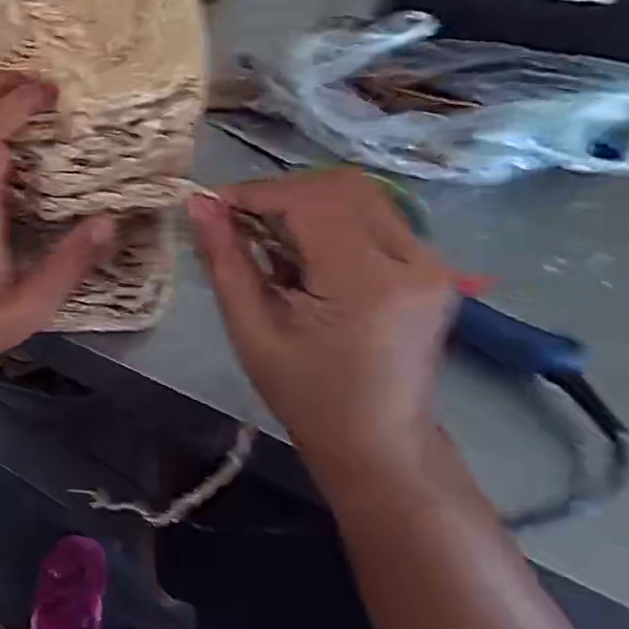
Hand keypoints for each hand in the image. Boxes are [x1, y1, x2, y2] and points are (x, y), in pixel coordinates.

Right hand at [187, 170, 455, 468]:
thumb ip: (225, 260)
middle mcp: (413, 262)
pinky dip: (328, 218)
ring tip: (268, 239)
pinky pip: (373, 216)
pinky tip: (302, 253)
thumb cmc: (305, 394)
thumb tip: (197, 203)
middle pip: (341, 187)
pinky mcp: (430, 267)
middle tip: (238, 222)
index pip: (311, 202)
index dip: (255, 193)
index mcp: (368, 283)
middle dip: (279, 193)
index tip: (211, 206)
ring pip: (359, 195)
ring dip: (304, 202)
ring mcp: (431, 263)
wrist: (378, 442)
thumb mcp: (250, 329)